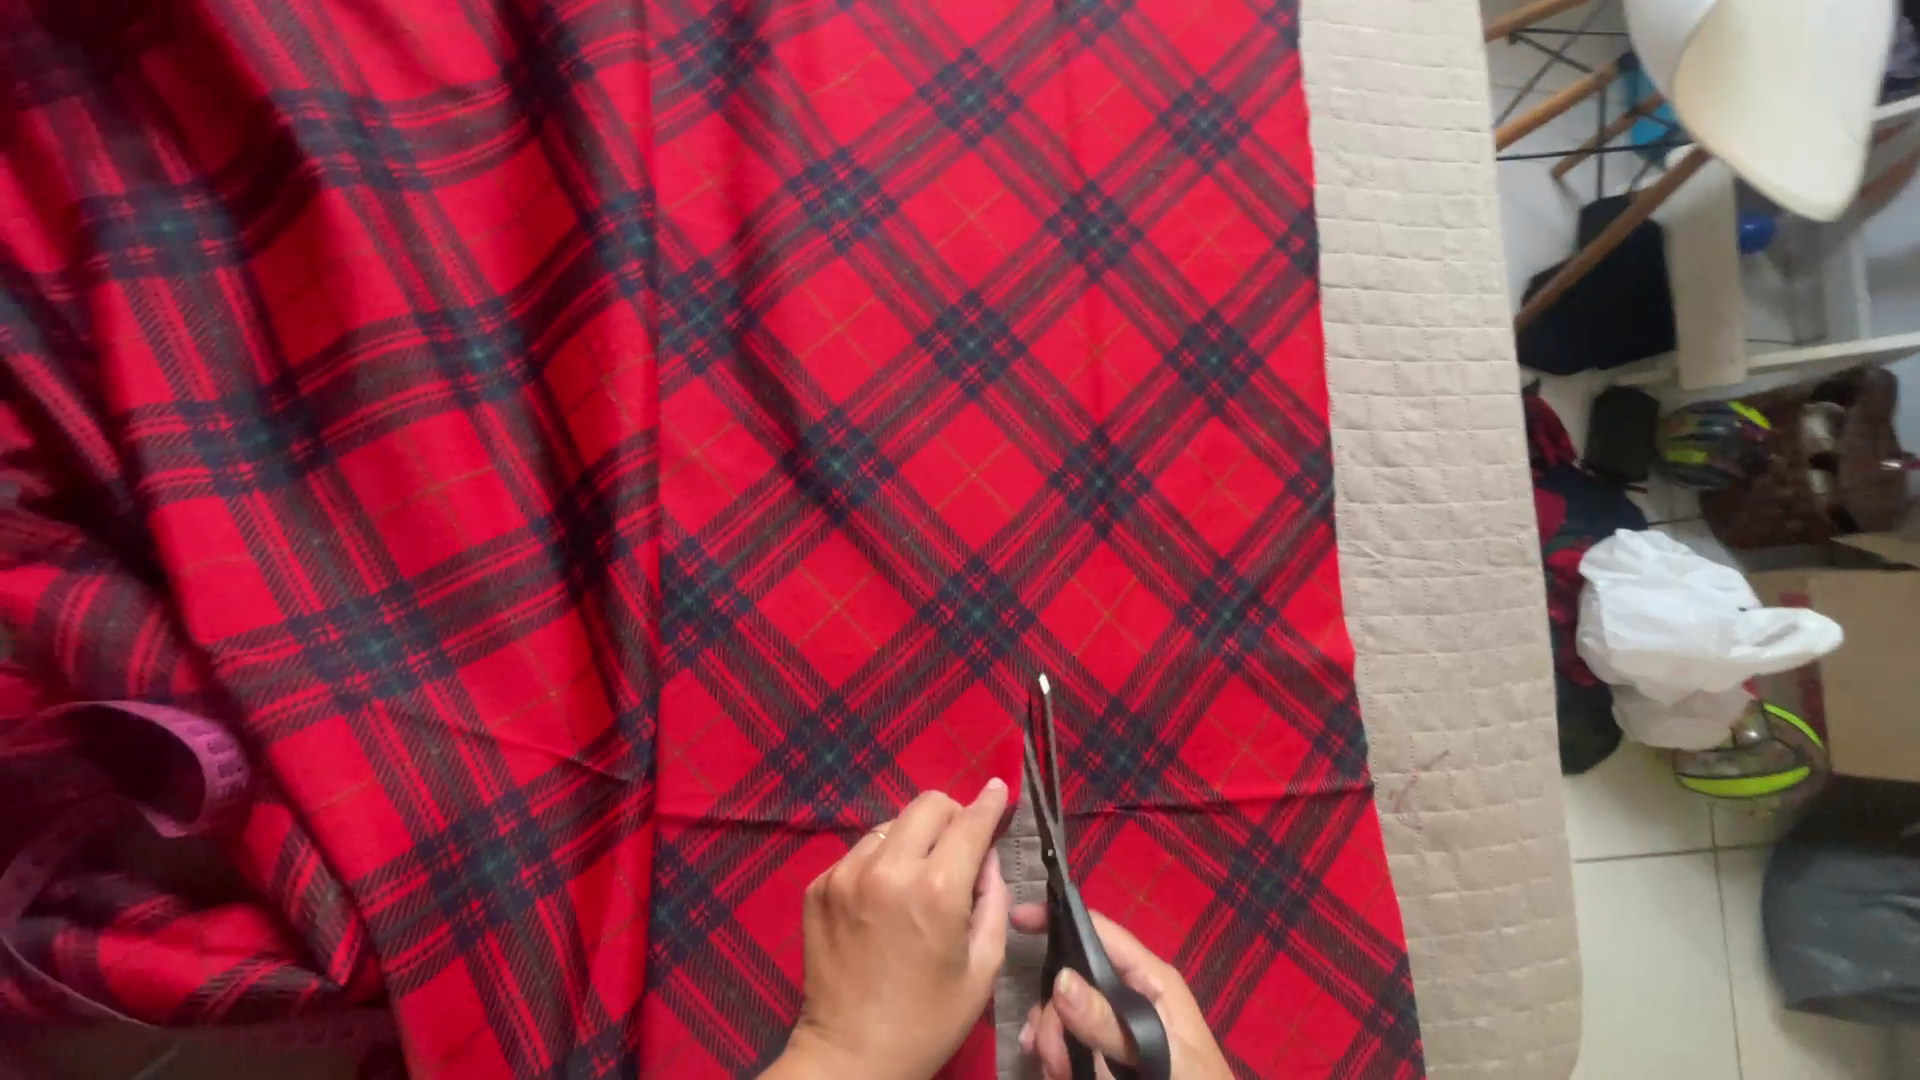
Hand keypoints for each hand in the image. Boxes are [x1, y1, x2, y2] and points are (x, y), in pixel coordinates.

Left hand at [769, 780, 1011, 1079]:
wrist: (850, 1057)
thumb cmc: (928, 1019)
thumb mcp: (983, 968)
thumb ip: (994, 900)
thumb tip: (987, 855)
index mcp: (937, 890)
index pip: (970, 822)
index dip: (990, 803)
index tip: (999, 790)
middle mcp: (889, 869)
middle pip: (928, 804)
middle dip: (952, 813)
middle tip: (960, 841)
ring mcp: (847, 873)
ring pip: (892, 824)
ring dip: (913, 839)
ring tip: (917, 877)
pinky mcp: (820, 885)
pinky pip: (860, 851)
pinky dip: (880, 862)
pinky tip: (883, 898)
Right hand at [1012, 906, 1233, 1079]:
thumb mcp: (1159, 1058)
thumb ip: (1109, 1023)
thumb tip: (1060, 978)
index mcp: (1150, 979)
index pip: (1099, 931)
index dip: (1057, 918)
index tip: (1016, 919)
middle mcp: (1130, 995)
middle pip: (1072, 978)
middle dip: (1052, 1011)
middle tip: (1049, 1052)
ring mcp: (1116, 1027)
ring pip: (1064, 1013)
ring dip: (1050, 1039)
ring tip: (1055, 1071)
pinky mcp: (1105, 1057)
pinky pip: (1066, 1043)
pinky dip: (1052, 1055)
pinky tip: (1051, 1071)